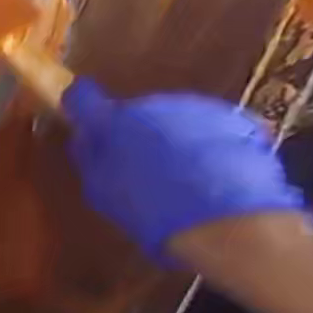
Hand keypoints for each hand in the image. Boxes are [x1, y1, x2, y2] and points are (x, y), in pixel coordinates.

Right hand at [62, 79, 306, 260]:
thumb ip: (90, 158)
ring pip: (174, 120)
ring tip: (173, 179)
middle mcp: (154, 103)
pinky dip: (204, 148)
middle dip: (134, 133)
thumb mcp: (100, 189)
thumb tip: (83, 137)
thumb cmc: (143, 204)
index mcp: (113, 121)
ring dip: (170, 141)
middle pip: (137, 112)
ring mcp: (197, 108)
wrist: (215, 213)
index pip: (83, 99)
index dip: (79, 104)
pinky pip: (209, 130)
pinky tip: (205, 180)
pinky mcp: (236, 119)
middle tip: (133, 167)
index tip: (76, 110)